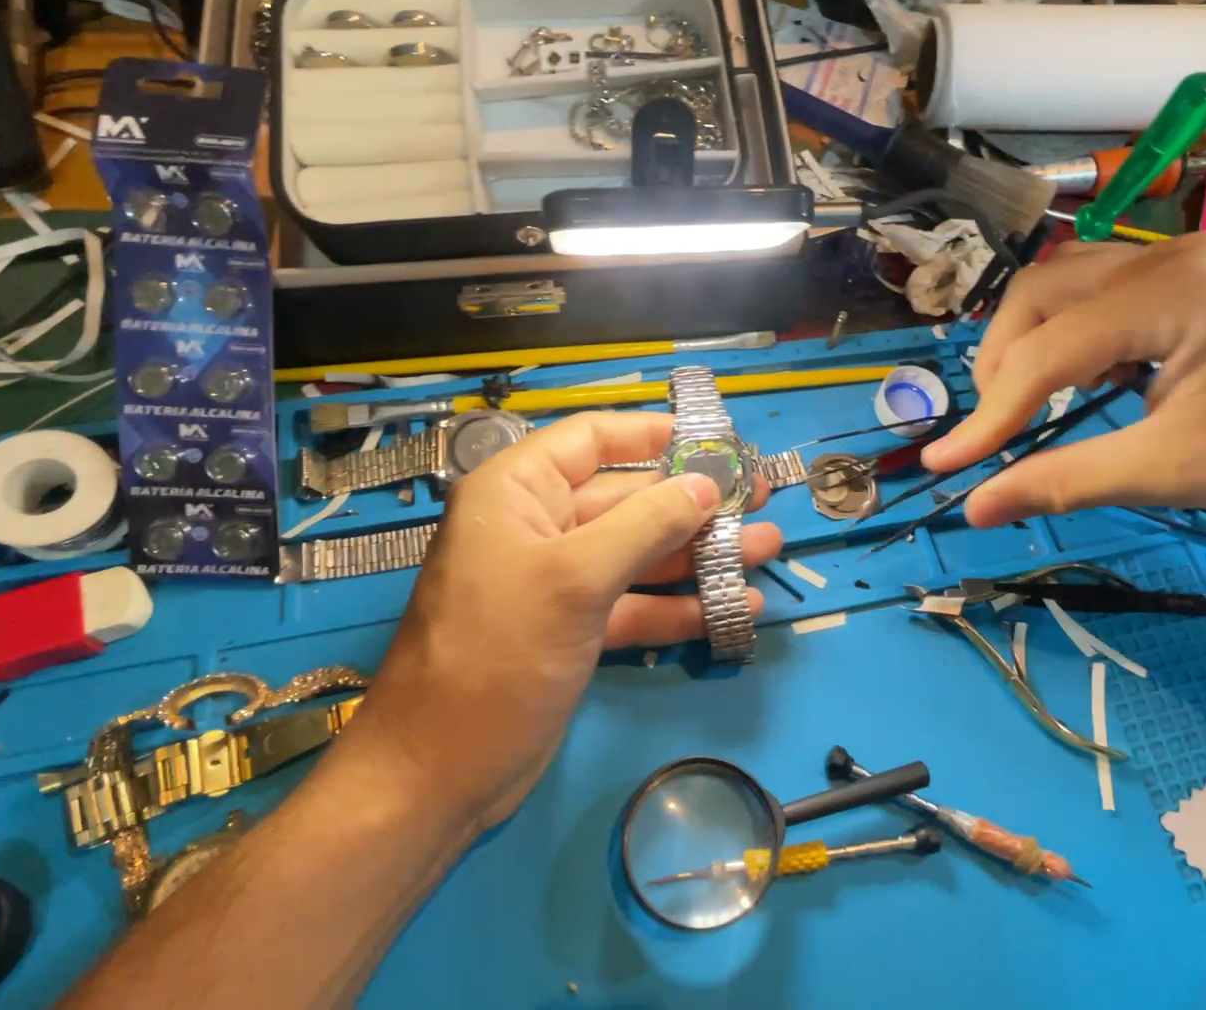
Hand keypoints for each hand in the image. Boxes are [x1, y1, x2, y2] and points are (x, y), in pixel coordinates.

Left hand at [336, 411, 779, 831]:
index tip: (715, 441)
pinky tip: (735, 607)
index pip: (591, 439)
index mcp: (517, 492)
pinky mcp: (575, 631)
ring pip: (639, 554)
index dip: (652, 434)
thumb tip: (705, 484)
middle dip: (693, 501)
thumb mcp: (574, 578)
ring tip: (766, 549)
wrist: (440, 772)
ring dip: (699, 555)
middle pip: (627, 498)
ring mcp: (559, 583)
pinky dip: (681, 606)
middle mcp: (539, 527)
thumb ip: (645, 524)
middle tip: (760, 499)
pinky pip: (636, 604)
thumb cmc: (499, 654)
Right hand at [922, 234, 1205, 525]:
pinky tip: (1087, 377)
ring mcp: (1190, 260)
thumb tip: (972, 510)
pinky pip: (1106, 294)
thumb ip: (1063, 482)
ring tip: (1026, 404)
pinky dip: (1074, 336)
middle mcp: (1169, 255)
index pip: (1044, 351)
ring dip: (1032, 344)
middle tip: (994, 429)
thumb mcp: (1174, 471)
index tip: (945, 466)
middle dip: (1002, 362)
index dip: (987, 414)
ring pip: (1069, 286)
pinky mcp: (1203, 279)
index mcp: (1167, 290)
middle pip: (1041, 294)